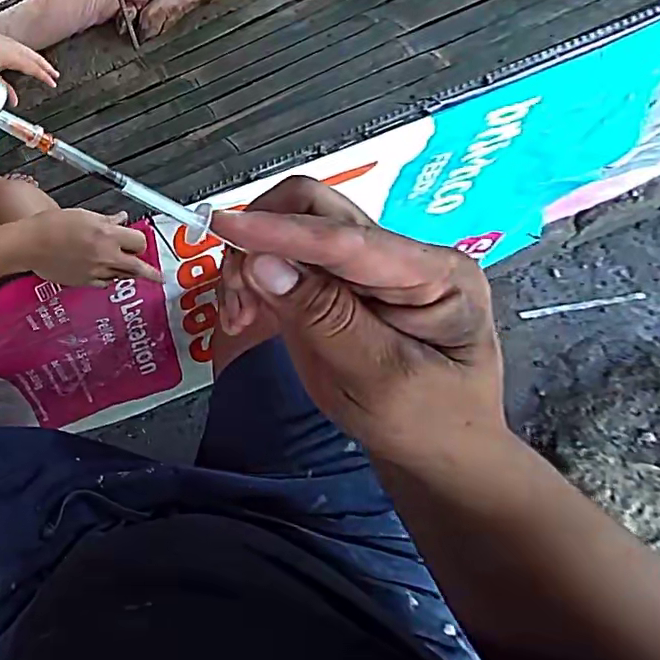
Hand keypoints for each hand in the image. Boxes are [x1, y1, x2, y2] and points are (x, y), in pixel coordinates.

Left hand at [0, 30, 58, 106]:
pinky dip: (32, 55)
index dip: (45, 77)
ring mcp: (12, 43)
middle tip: (56, 75)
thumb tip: (14, 101)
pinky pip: (25, 49)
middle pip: (37, 59)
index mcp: (16, 58)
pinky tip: (29, 57)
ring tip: (46, 67)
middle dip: (47, 68)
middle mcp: (17, 49)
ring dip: (41, 61)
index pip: (35, 69)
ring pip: (32, 53)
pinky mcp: (6, 41)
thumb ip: (4, 88)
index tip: (53, 83)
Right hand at [18, 209, 163, 285]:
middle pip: (138, 266)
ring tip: (132, 274)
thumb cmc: (50, 225)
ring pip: (122, 276)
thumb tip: (120, 219)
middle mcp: (106, 255)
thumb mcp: (82, 215)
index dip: (140, 240)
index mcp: (107, 234)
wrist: (29, 245)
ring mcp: (96, 271)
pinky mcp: (84, 282)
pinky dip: (109, 279)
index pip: (139, 241)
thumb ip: (106, 220)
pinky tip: (106, 274)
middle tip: (158, 277)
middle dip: (149, 270)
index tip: (141, 242)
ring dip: (128, 274)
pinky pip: (105, 283)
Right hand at [209, 176, 506, 465]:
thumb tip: (263, 263)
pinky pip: (274, 255)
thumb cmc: (426, 422)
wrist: (432, 449)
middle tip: (236, 293)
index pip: (346, 238)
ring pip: (284, 227)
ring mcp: (358, 264)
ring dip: (248, 261)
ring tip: (240, 316)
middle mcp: (394, 254)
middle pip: (313, 209)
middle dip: (261, 239)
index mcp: (434, 273)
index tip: (225, 227)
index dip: (282, 230)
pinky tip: (245, 313)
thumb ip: (325, 318)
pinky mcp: (326, 278)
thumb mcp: (381, 380)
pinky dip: (248, 277)